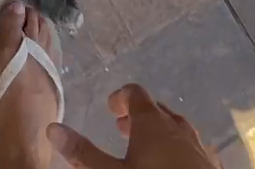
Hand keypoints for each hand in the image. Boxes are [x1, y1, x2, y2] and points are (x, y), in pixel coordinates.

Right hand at [45, 84, 219, 168]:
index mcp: (153, 122)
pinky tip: (177, 168)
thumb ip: (84, 153)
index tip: (110, 110)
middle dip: (140, 117)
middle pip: (159, 111)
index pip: (135, 93)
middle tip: (123, 130)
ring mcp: (202, 150)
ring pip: (180, 132)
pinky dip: (182, 153)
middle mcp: (179, 129)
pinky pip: (197, 153)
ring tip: (149, 152)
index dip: (120, 97)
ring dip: (162, 135)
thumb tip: (52, 128)